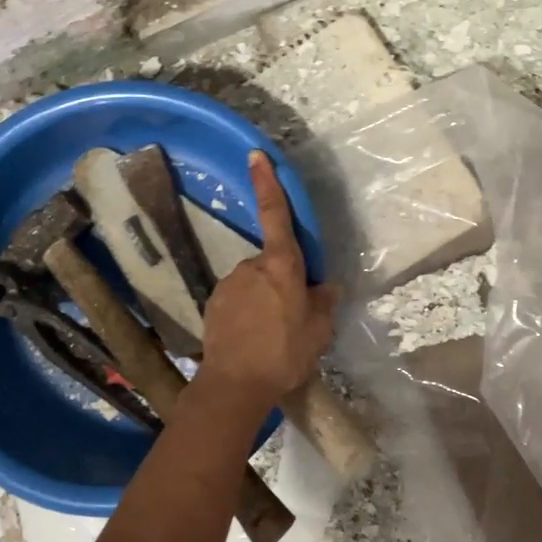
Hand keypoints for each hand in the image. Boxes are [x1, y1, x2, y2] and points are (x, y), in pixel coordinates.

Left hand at [197, 150, 339, 412]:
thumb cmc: (284, 353)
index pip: (275, 215)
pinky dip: (247, 315)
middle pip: (271, 263)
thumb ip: (324, 303)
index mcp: (281, 265)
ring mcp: (228, 285)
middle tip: (293, 319)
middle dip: (281, 283)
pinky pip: (237, 302)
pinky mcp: (213, 305)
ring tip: (272, 337)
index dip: (267, 183)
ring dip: (263, 301)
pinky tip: (253, 341)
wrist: (234, 385)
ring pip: (253, 285)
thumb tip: (327, 287)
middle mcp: (251, 266)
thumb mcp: (319, 330)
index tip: (257, 156)